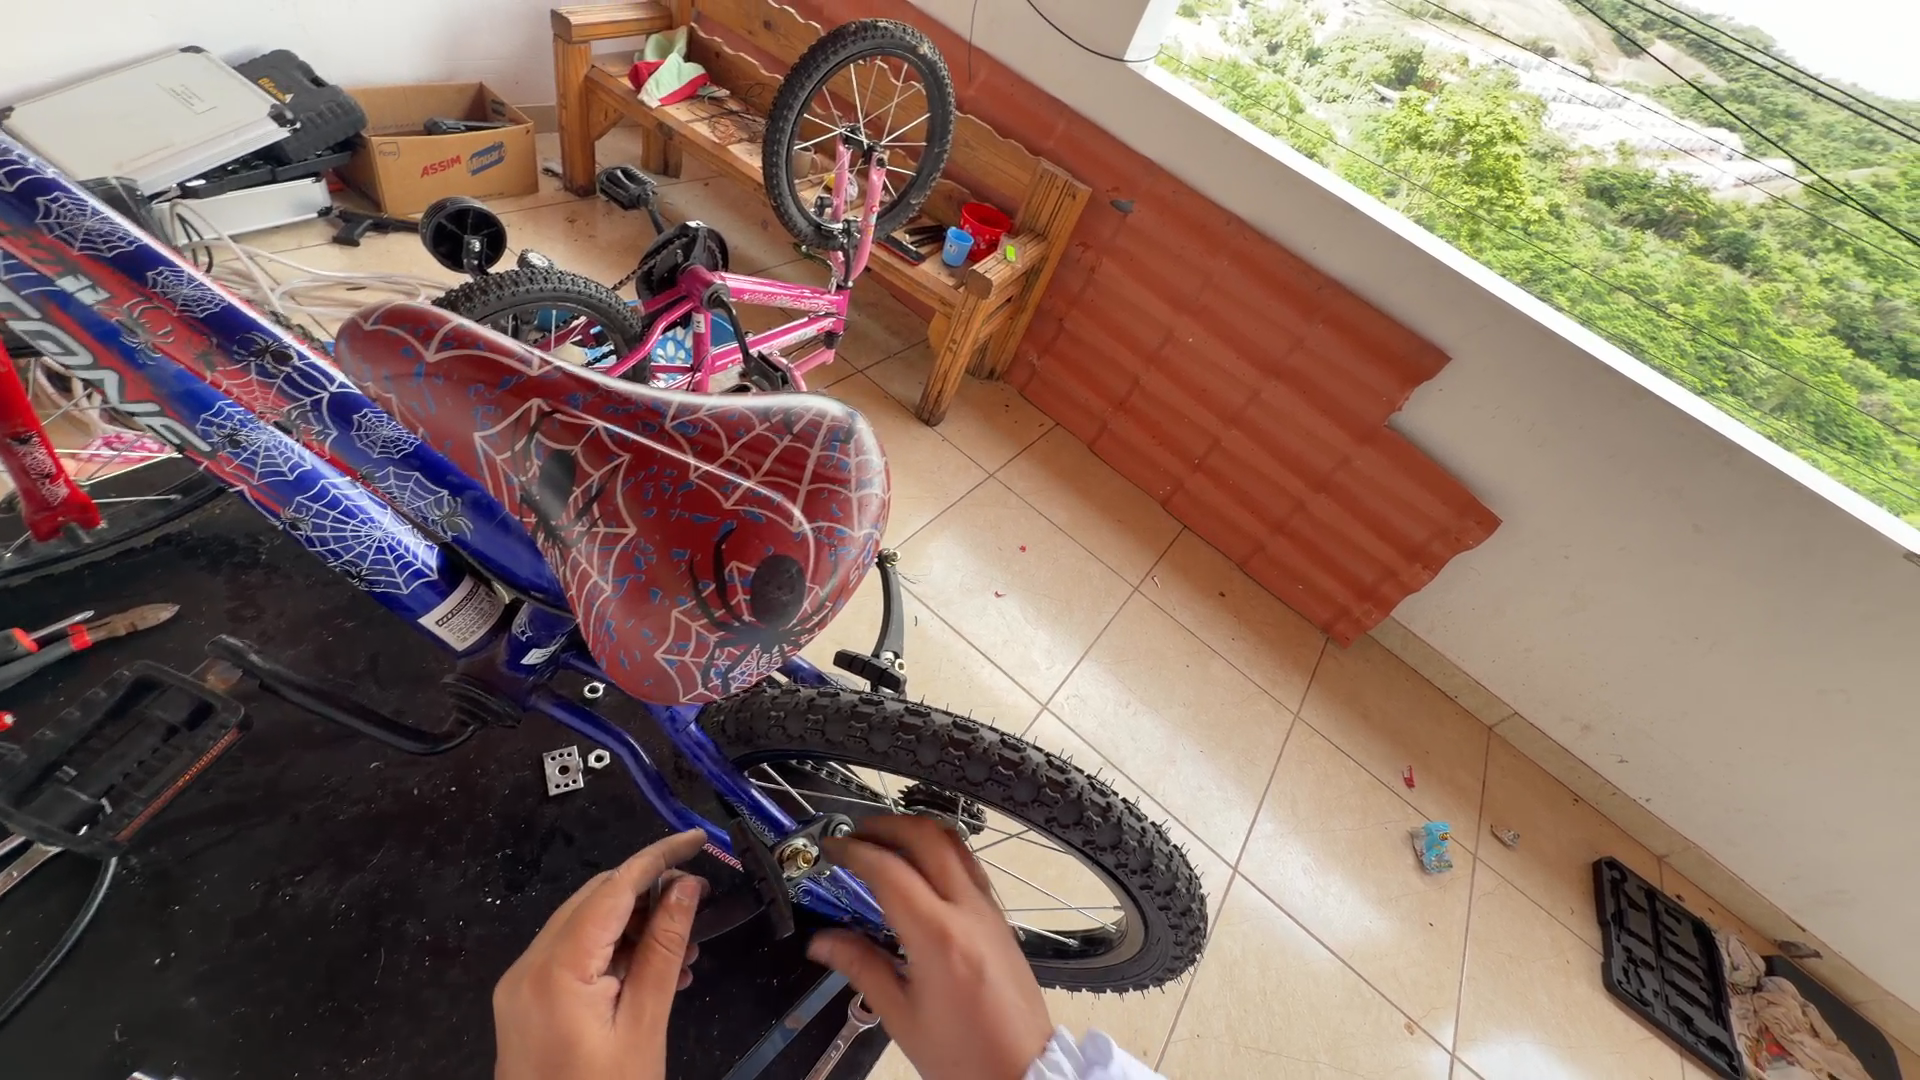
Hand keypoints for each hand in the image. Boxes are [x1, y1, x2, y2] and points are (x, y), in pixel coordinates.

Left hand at [494, 828, 707, 1079]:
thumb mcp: (644, 1024)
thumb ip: (664, 947)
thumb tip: (686, 884)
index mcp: (555, 969)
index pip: (614, 887)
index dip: (660, 856)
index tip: (700, 839)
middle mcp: (528, 967)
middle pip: (597, 899)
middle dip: (651, 890)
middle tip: (700, 900)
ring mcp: (523, 987)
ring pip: (589, 924)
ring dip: (638, 923)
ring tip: (686, 949)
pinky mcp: (528, 1005)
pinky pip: (578, 955)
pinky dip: (618, 950)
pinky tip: (658, 970)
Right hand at [808, 815, 1052, 1079]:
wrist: (1024, 1073)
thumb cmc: (962, 1055)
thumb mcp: (901, 1017)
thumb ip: (861, 968)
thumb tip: (821, 942)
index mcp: (938, 936)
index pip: (890, 871)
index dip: (855, 851)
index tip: (831, 847)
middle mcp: (968, 909)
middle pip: (927, 836)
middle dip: (885, 825)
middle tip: (854, 835)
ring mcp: (989, 907)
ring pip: (953, 841)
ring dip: (914, 829)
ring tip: (883, 840)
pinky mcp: (999, 913)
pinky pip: (968, 861)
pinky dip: (938, 848)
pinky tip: (918, 865)